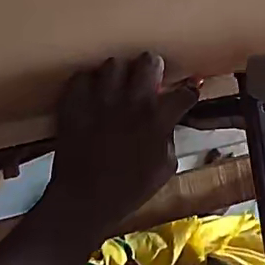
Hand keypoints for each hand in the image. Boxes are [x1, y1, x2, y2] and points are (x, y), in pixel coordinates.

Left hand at [32, 53, 198, 245]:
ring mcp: (101, 100)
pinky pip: (82, 77)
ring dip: (119, 74)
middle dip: (152, 67)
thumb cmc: (129, 190)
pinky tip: (92, 95)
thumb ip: (169, 137)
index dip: (190, 90)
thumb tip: (168, 121)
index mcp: (158, 118)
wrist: (83, 202)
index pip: (185, 92)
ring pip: (114, 64)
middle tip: (149, 78)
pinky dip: (88, 84)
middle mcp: (132, 102)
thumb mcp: (165, 168)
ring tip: (117, 86)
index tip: (189, 89)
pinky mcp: (74, 104)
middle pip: (149, 61)